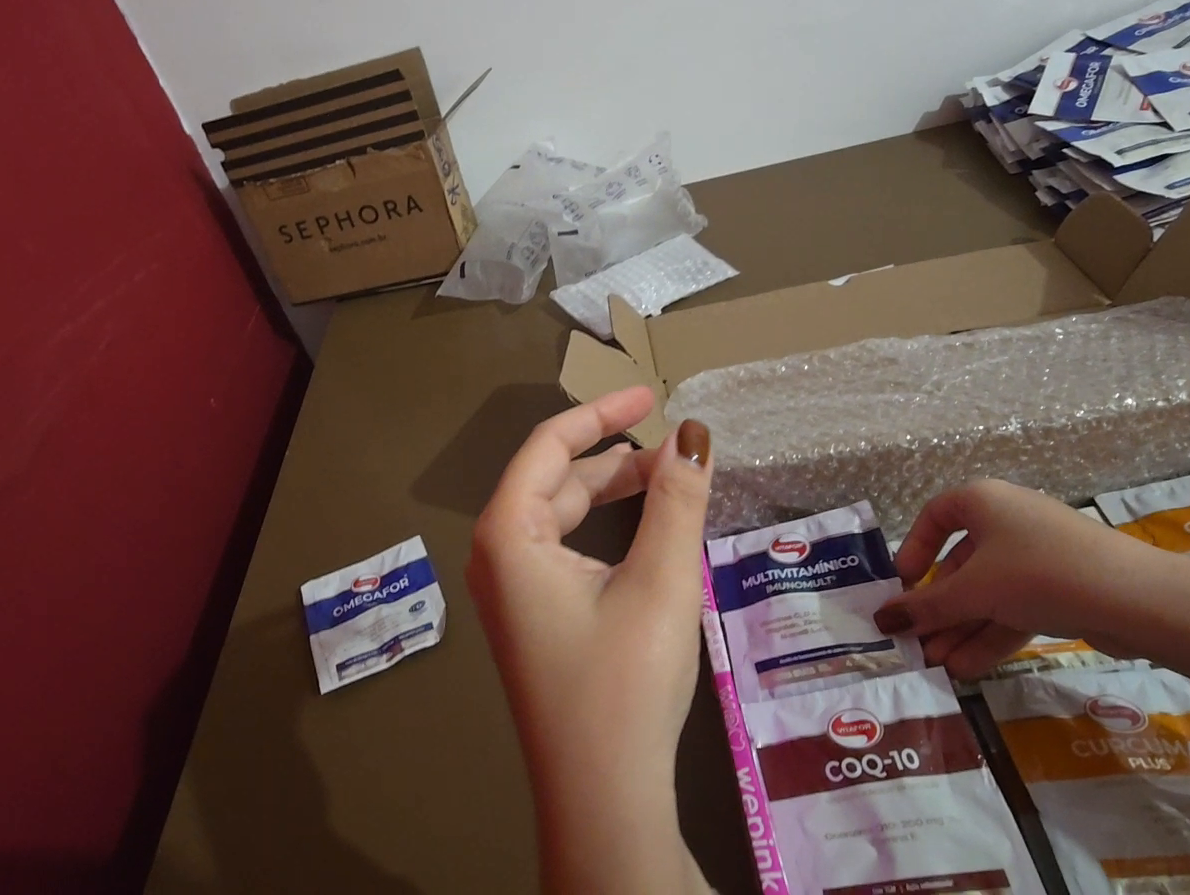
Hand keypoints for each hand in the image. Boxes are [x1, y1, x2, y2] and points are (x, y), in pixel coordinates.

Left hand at [468, 386, 714, 894]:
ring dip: (611, 492)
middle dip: (613, 455)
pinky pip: (562, 550)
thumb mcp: (660, 581)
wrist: (602, 796)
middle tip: (673, 444)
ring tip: (668, 479)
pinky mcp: (530, 617)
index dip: (600, 413)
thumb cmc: (624, 682)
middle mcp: (497, 555)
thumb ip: (676, 500)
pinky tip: (642, 530)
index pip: (548, 446)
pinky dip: (602, 529)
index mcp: (507, 534)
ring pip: (561, 515)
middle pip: (554, 479)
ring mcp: (510, 590)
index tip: (650, 394)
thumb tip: (693, 434)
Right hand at [872, 479, 1156, 678]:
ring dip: (960, 628)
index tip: (903, 584)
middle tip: (917, 642)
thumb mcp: (972, 591)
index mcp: (982, 502)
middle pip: (960, 565)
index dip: (913, 550)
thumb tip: (880, 621)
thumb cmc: (1038, 574)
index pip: (934, 517)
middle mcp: (1008, 521)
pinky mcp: (1064, 589)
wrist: (1139, 601)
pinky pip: (1015, 608)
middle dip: (937, 608)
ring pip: (987, 593)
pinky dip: (991, 634)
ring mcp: (1039, 556)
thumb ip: (924, 607)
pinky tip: (968, 668)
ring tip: (938, 666)